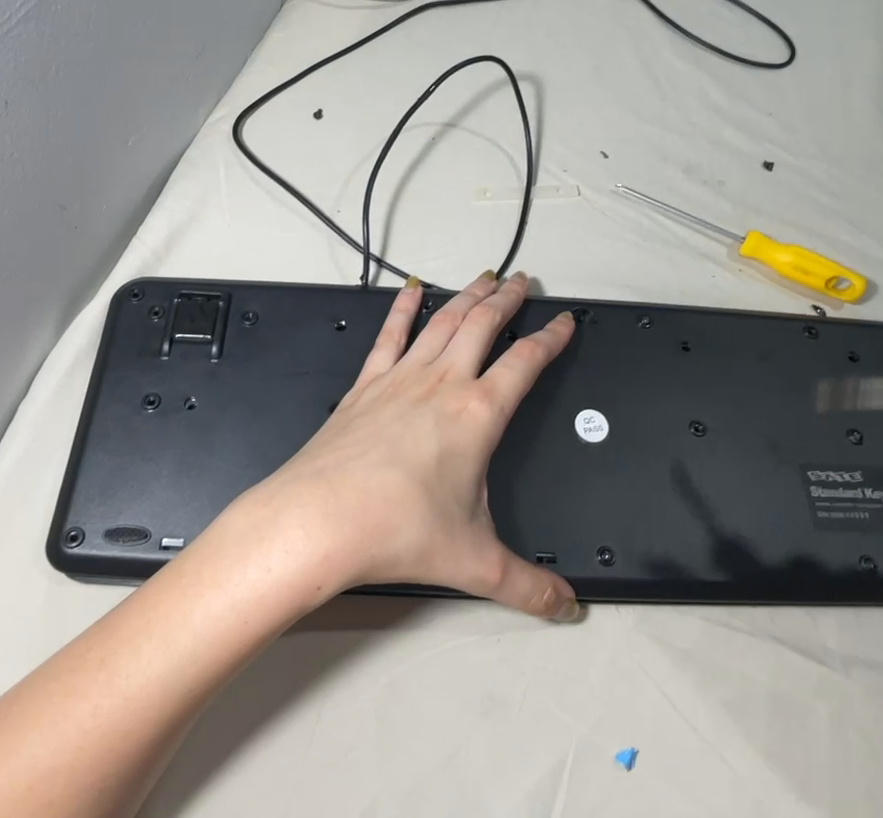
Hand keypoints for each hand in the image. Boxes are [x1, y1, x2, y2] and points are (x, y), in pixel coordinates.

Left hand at [230, 270, 579, 618]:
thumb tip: (563, 605)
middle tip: (521, 279)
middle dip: (508, 299)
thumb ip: (527, 585)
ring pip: (442, 321)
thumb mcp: (476, 562)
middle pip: (483, 325)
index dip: (550, 339)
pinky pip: (389, 335)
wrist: (319, 520)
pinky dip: (402, 308)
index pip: (526, 363)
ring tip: (482, 277)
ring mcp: (399, 380)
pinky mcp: (365, 386)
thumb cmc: (393, 530)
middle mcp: (441, 386)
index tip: (563, 322)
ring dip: (466, 296)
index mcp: (477, 415)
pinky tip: (409, 290)